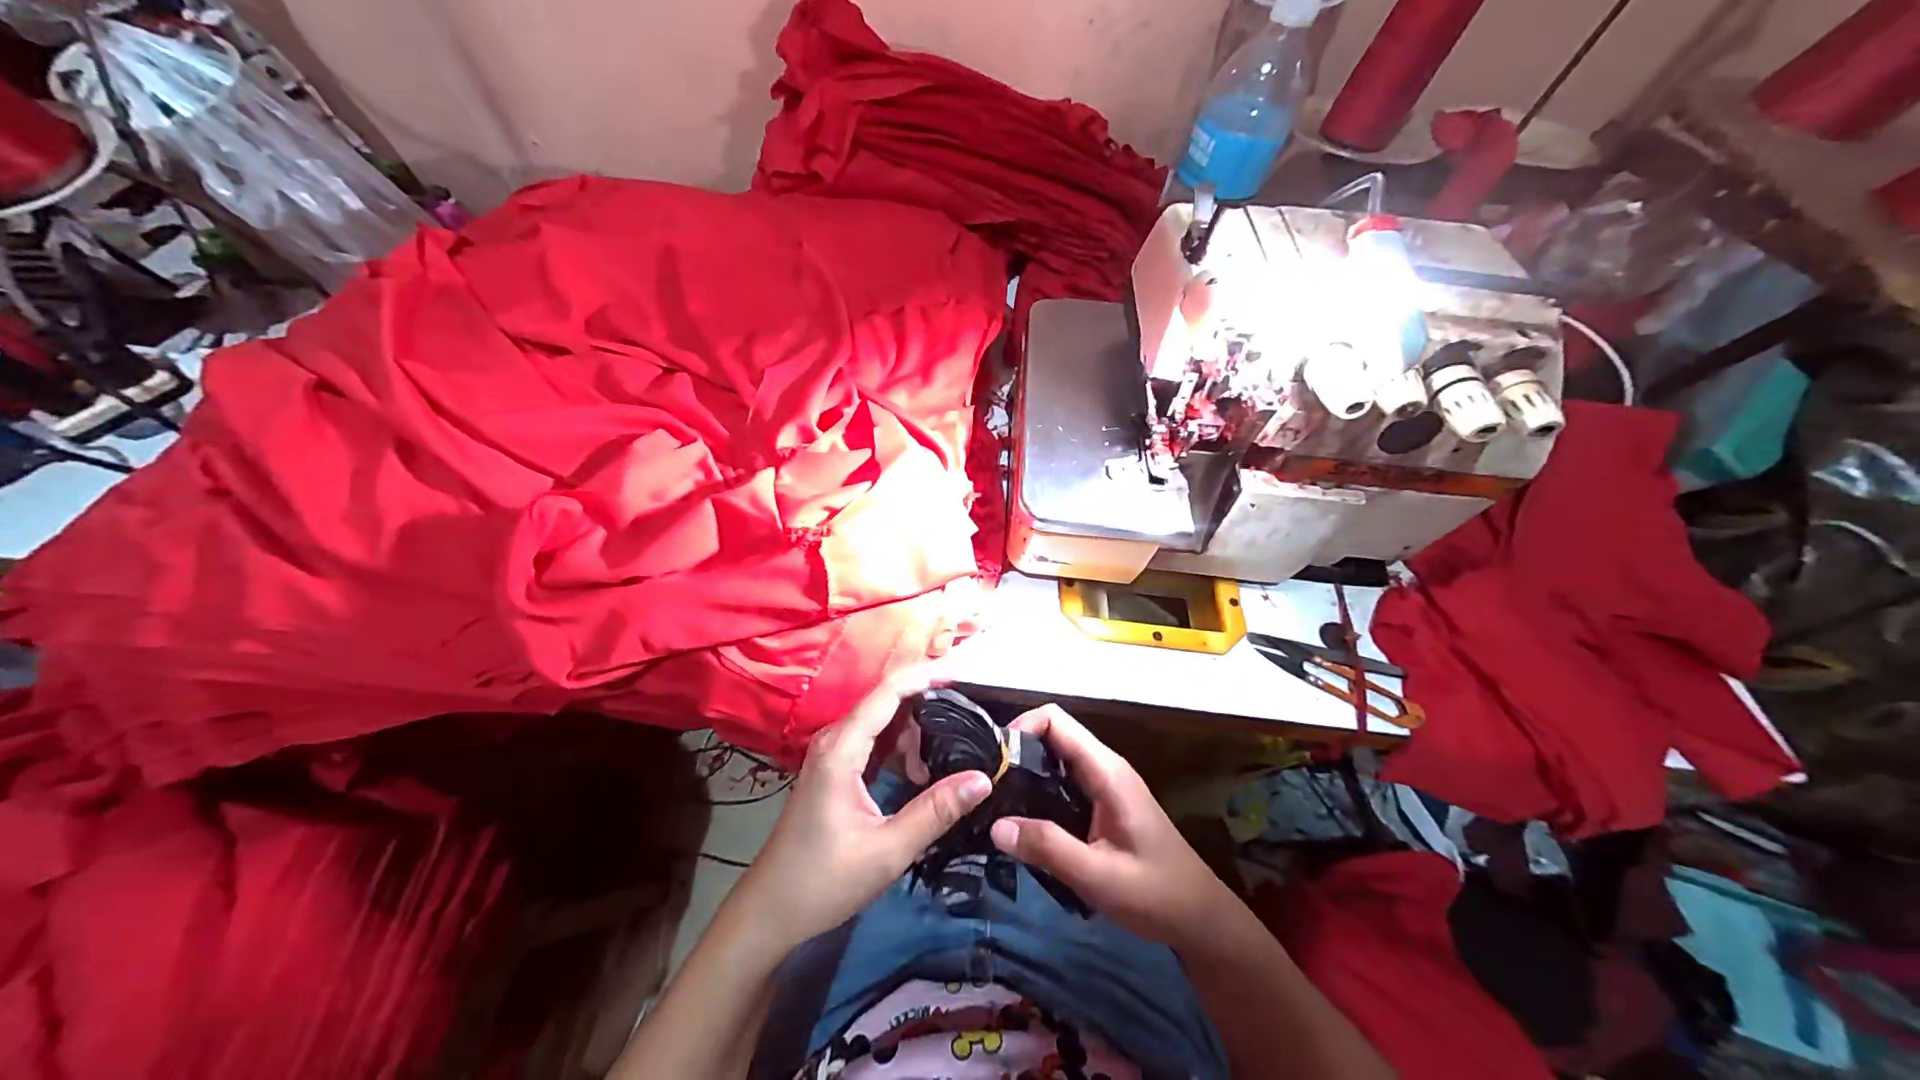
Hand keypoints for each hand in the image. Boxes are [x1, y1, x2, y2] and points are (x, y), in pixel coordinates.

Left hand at [728, 669, 992, 949]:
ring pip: (883, 723)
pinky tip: (919, 776)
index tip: (963, 675)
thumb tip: (983, 778)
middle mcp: (834, 739)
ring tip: (940, 767)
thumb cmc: (824, 881)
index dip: (926, 675)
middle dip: (928, 708)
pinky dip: (901, 750)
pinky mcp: (835, 769)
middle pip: (888, 702)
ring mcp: (832, 753)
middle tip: (967, 728)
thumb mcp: (888, 850)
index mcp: (841, 749)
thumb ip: (936, 811)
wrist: (770, 910)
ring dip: (915, 736)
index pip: (888, 691)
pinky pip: (874, 742)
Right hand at [988, 705, 1242, 952]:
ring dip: (1024, 772)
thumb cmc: (1155, 893)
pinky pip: (1062, 782)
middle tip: (986, 786)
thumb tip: (995, 825)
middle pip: (1052, 735)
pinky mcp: (1101, 804)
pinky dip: (1037, 790)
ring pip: (1055, 759)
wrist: (1200, 918)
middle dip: (1016, 751)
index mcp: (1107, 772)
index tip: (993, 763)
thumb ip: (1048, 847)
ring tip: (994, 802)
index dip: (1020, 729)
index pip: (1055, 721)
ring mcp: (1104, 785)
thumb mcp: (1098, 875)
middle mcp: (1104, 768)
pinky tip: (1020, 819)